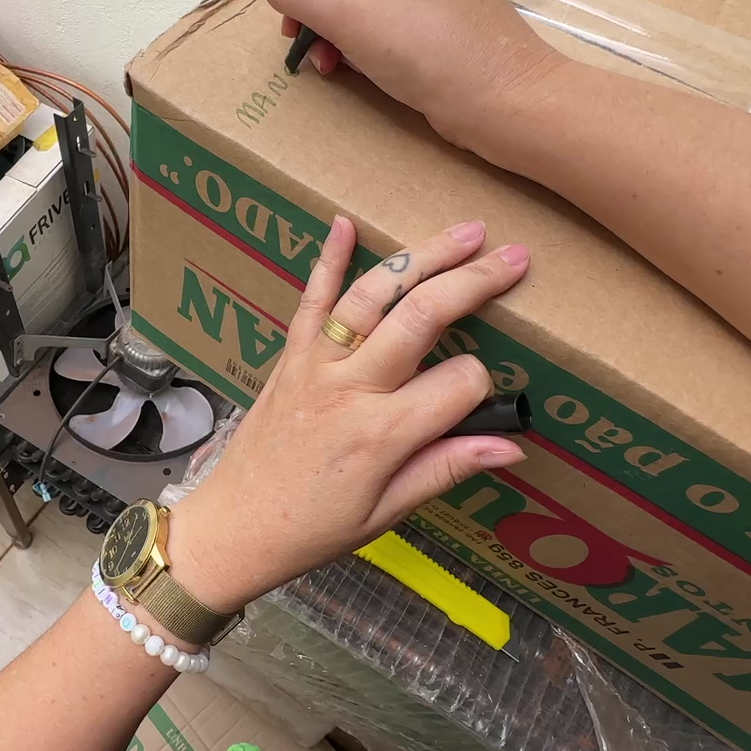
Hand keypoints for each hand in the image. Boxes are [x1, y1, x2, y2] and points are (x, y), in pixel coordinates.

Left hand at [169, 216, 530, 611]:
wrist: (236, 524)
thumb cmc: (312, 528)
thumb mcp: (387, 513)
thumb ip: (446, 469)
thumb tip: (512, 443)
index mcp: (382, 434)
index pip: (461, 382)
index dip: (485, 383)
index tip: (483, 395)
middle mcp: (349, 387)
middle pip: (422, 316)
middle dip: (474, 281)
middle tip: (514, 256)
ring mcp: (315, 365)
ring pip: (372, 295)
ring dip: (420, 257)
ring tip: (464, 232)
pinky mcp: (289, 357)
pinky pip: (310, 301)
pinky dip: (327, 260)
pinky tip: (343, 223)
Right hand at [263, 0, 565, 155]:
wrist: (494, 98)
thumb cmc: (431, 47)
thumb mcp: (348, 10)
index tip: (305, 17)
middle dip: (318, 7)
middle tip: (317, 46)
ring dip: (331, 28)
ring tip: (334, 61)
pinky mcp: (427, 1)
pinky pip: (372, 9)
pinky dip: (355, 37)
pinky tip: (355, 63)